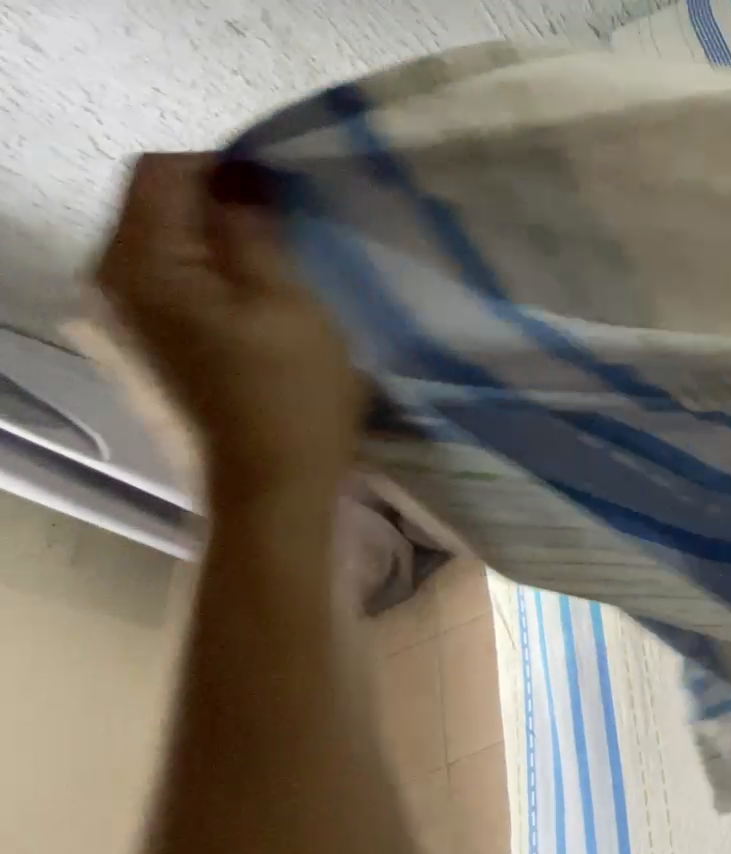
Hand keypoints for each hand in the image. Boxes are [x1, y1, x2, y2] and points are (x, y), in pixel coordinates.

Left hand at [95, 153, 364, 504]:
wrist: (271, 481)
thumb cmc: (292, 394)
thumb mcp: (289, 305)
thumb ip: (254, 233)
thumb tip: (242, 177)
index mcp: (141, 262)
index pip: (162, 172)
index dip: (224, 166)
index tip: (287, 191)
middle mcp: (109, 277)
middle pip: (155, 204)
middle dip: (221, 203)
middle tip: (293, 231)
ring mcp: (119, 312)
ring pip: (165, 242)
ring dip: (219, 240)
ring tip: (281, 267)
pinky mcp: (143, 339)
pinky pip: (169, 279)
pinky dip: (211, 273)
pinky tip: (255, 302)